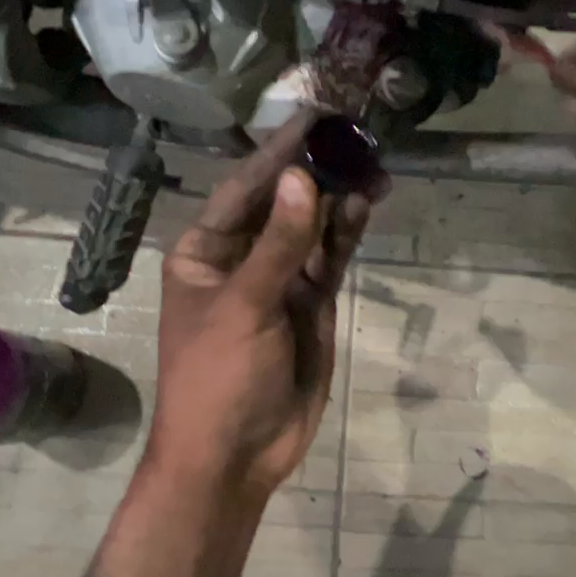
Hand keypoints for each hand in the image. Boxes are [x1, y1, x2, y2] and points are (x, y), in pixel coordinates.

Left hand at [146, 112, 374, 499]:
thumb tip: (304, 177)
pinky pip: (329, 257)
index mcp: (205, 249)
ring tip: (370, 166)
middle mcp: (241, 256)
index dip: (279, 151)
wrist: (234, 460)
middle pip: (283, 202)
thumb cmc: (217, 376)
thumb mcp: (245, 306)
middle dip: (316, 171)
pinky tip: (364, 205)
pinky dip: (346, 233)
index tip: (313, 116)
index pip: (246, 187)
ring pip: (312, 226)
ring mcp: (278, 279)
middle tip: (355, 136)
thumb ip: (280, 243)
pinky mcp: (309, 302)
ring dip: (338, 198)